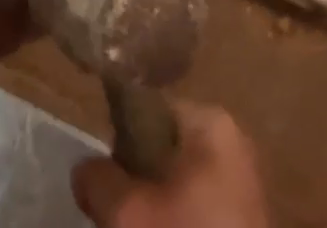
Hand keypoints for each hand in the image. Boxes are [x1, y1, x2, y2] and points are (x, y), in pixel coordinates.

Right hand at [71, 102, 269, 227]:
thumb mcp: (129, 212)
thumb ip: (99, 180)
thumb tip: (85, 167)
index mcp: (211, 122)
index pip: (151, 110)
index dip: (118, 138)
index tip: (101, 173)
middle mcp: (232, 141)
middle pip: (164, 147)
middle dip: (134, 176)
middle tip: (113, 209)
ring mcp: (240, 178)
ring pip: (177, 181)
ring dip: (151, 203)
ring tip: (131, 225)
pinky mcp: (242, 214)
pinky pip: (194, 204)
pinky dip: (173, 218)